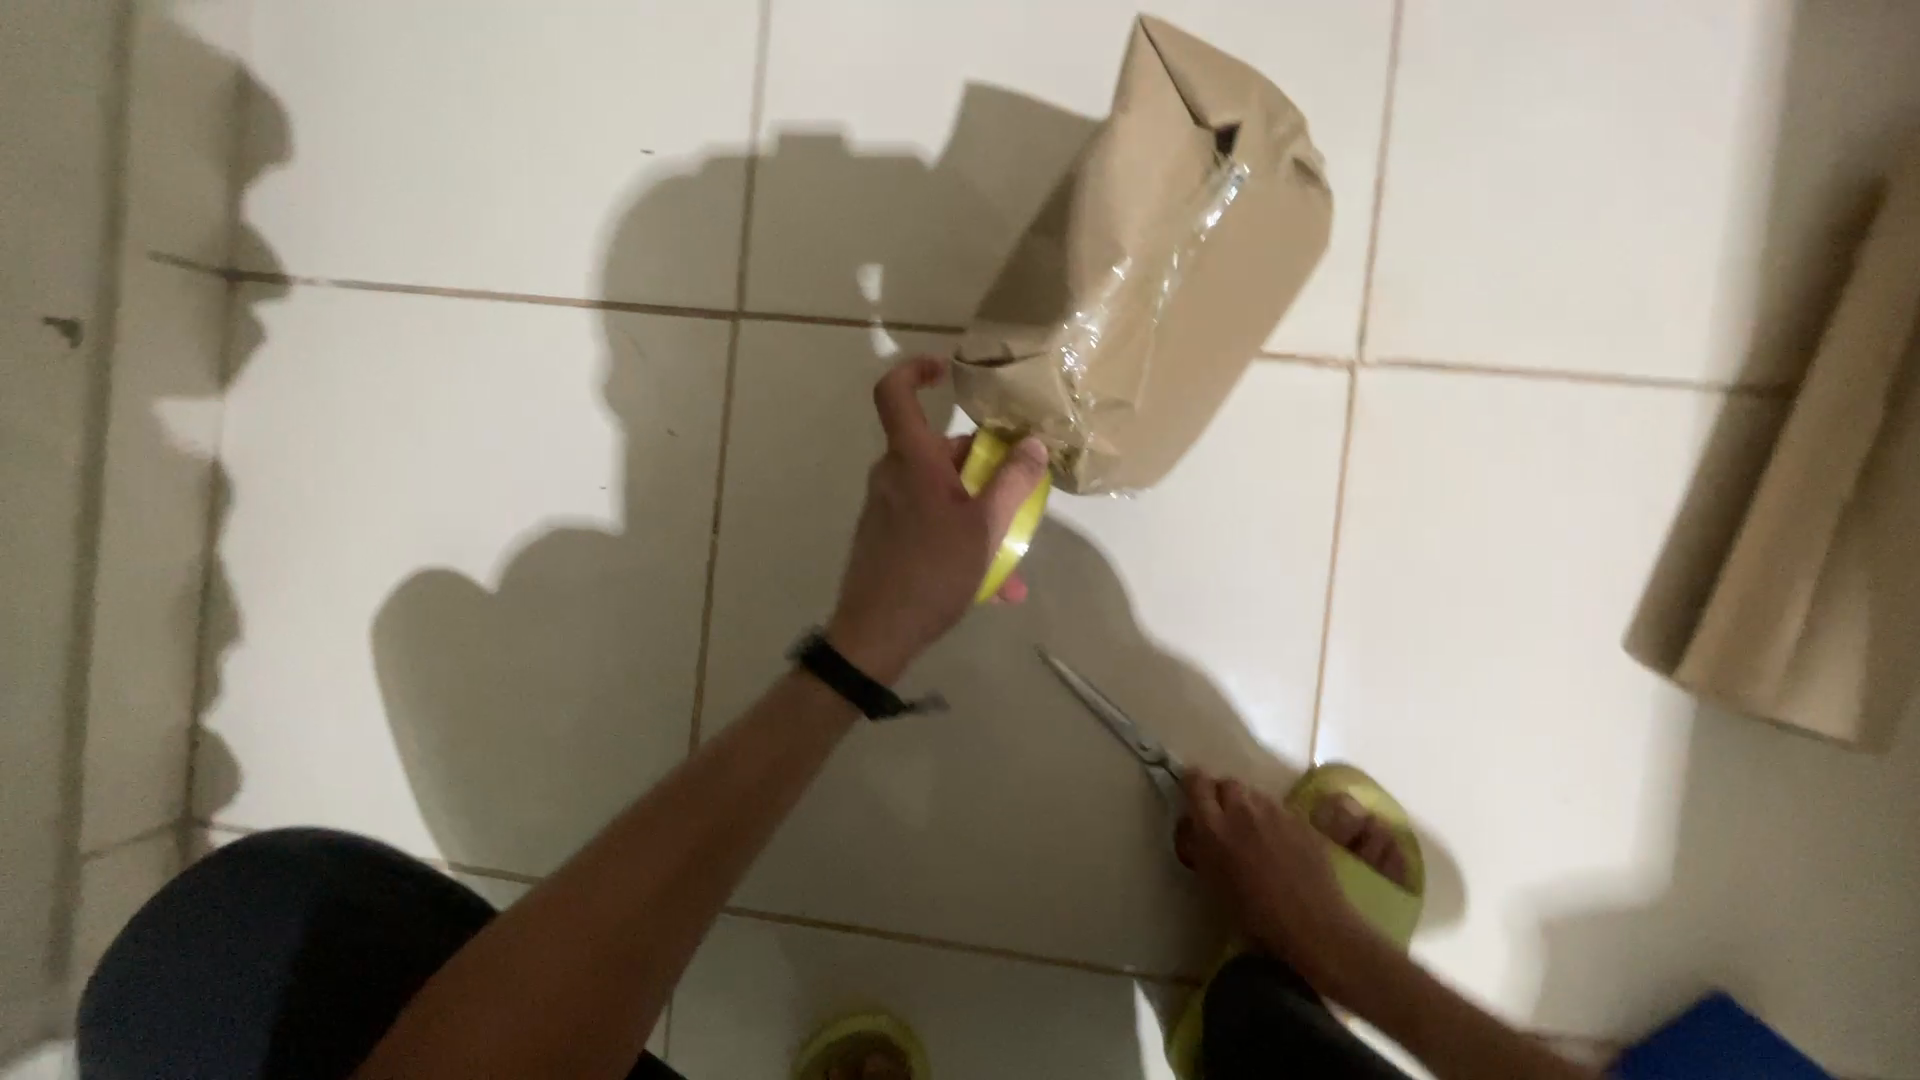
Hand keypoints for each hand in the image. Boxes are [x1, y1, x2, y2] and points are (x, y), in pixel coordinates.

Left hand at [825, 356, 1048, 682]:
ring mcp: (885, 508)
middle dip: (981, 466)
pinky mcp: (885, 536)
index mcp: (911, 461)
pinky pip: (929, 522)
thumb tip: (1033, 444)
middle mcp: (891, 475)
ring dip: (979, 514)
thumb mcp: (986, 528)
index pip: (895, 393)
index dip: (915, 370)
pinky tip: (995, 584)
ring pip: (939, 493)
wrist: (876, 633)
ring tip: (1014, 556)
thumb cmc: (932, 572)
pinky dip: (960, 538)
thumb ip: (1013, 481)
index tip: (945, 371)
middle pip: (937, 450)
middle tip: (1018, 491)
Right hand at [1178, 769, 1389, 996]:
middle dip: (1222, 795)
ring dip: (1249, 806)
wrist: (1311, 925)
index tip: (1194, 797)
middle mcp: (1243, 810)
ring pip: (1255, 794)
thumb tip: (1192, 826)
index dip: (1193, 784)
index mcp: (1214, 826)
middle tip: (1224, 818)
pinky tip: (1281, 845)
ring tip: (1254, 832)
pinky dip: (1274, 820)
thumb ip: (1196, 845)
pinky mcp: (1301, 820)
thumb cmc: (1252, 914)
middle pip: (1227, 783)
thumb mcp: (1210, 881)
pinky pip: (1280, 810)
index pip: (1196, 782)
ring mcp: (1276, 812)